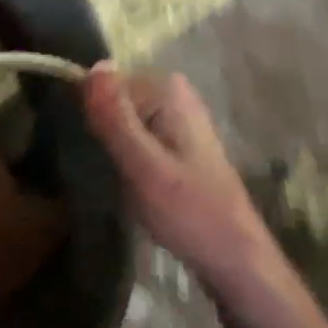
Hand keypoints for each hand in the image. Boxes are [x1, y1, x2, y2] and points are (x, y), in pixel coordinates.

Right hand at [82, 63, 273, 279]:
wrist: (237, 261)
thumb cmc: (191, 213)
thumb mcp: (143, 166)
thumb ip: (115, 117)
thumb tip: (92, 66)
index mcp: (167, 89)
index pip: (103, 84)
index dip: (90, 117)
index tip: (93, 153)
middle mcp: (173, 93)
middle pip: (112, 100)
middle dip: (102, 132)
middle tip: (110, 172)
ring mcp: (176, 116)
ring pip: (120, 119)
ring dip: (112, 147)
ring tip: (118, 181)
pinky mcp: (175, 139)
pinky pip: (133, 134)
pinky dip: (125, 155)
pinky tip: (131, 182)